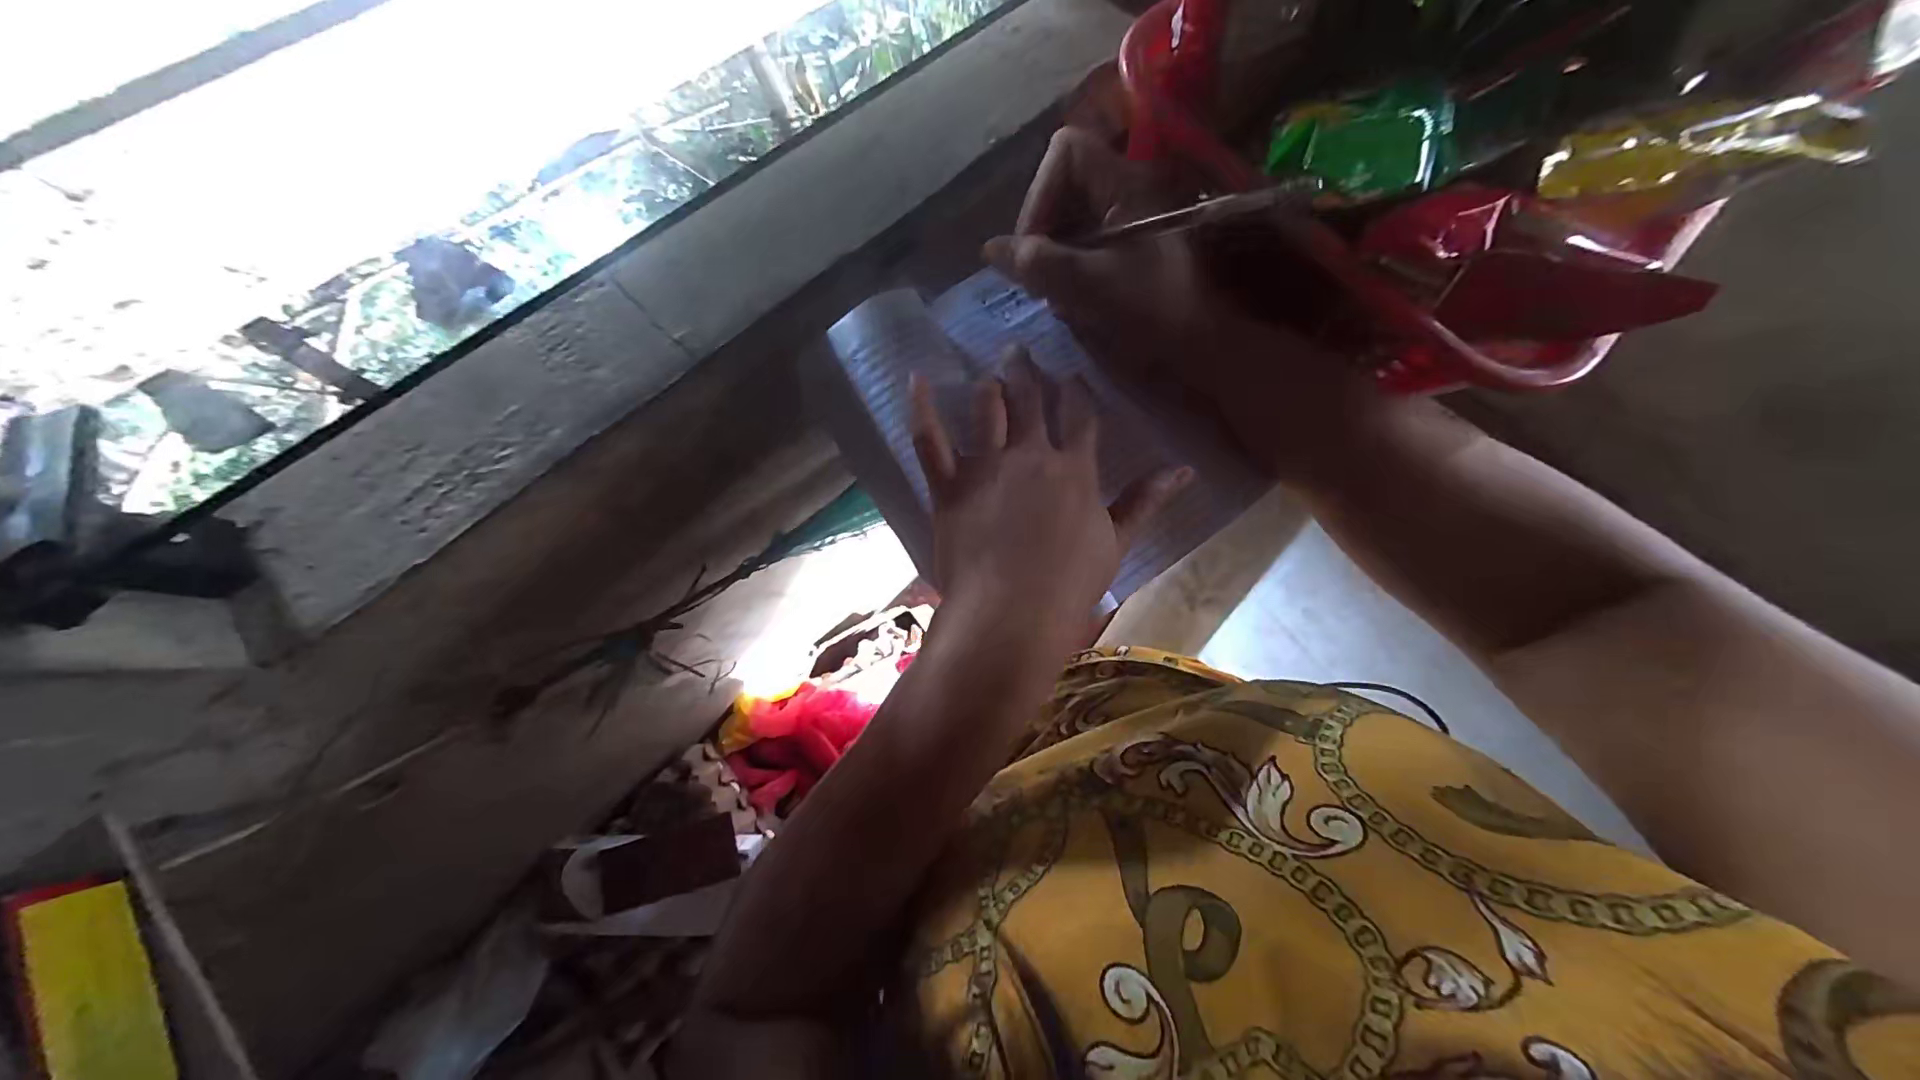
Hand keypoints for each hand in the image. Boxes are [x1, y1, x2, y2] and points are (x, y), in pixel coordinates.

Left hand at [910, 348, 1188, 640]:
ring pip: (988, 410)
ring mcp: (987, 467)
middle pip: (1032, 403)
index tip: (1072, 376)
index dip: (1077, 393)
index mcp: (1075, 470)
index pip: (1081, 418)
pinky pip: (930, 440)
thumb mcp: (1116, 542)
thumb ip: (1144, 501)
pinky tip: (917, 379)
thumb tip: (1185, 469)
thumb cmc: (1069, 585)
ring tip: (990, 374)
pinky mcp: (949, 486)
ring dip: (991, 387)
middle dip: (1028, 373)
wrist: (1012, 612)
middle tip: (1020, 351)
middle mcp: (1031, 456)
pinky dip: (922, 408)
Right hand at [983, 127, 1388, 479]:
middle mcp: (1129, 187)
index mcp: (1125, 183)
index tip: (1035, 248)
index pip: (1065, 153)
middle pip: (1064, 185)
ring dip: (1056, 254)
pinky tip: (1076, 300)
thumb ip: (1037, 264)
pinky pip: (1088, 239)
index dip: (1039, 196)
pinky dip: (1074, 266)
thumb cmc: (1154, 310)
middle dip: (1044, 232)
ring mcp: (1133, 214)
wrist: (1207, 343)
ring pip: (1073, 216)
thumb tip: (990, 249)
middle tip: (1041, 278)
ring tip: (1059, 295)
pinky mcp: (1135, 241)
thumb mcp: (1088, 286)